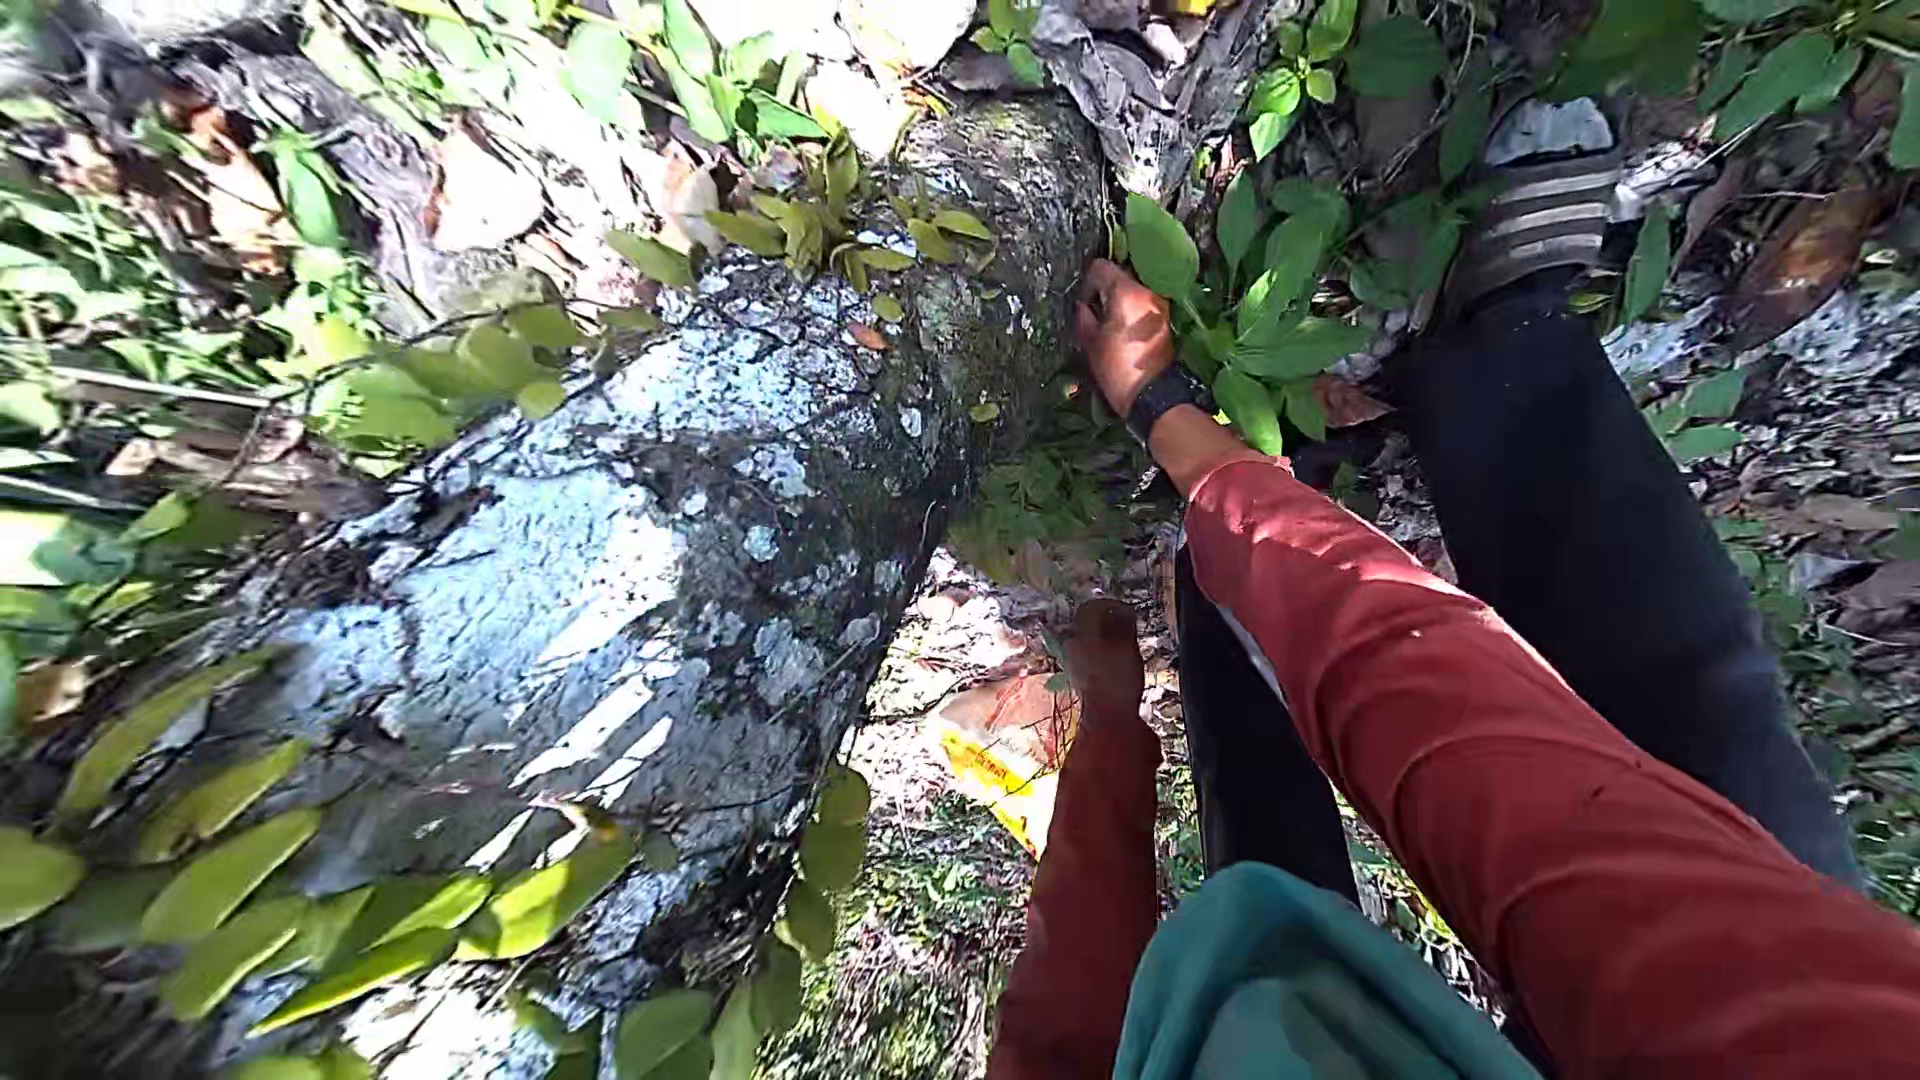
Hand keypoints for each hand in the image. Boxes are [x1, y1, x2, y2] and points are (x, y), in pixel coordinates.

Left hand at [1064, 599, 1144, 723]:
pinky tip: (1116, 656)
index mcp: (1082, 635)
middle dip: (1107, 618)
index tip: (1128, 610)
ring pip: (1087, 637)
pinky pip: (1087, 650)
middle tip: (1128, 623)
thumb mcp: (1127, 649)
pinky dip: (1100, 647)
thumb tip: (1125, 611)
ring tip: (1125, 640)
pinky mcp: (1077, 673)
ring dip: (1104, 633)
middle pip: (1087, 621)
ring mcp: (1072, 659)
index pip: (1091, 608)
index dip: (1111, 605)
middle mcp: (1072, 644)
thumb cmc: (1119, 681)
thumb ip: (1125, 626)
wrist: (1107, 719)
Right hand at [1075, 258, 1174, 416]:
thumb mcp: (1090, 344)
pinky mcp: (1166, 318)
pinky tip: (1126, 328)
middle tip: (1097, 309)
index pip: (1101, 267)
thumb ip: (1084, 318)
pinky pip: (1145, 302)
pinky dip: (1134, 308)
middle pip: (1122, 273)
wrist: (1150, 394)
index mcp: (1126, 293)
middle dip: (1107, 288)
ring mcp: (1160, 304)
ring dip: (1122, 297)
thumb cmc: (1117, 370)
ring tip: (1111, 320)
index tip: (1085, 301)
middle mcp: (1147, 291)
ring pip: (1136, 287)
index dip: (1088, 282)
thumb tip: (1083, 307)